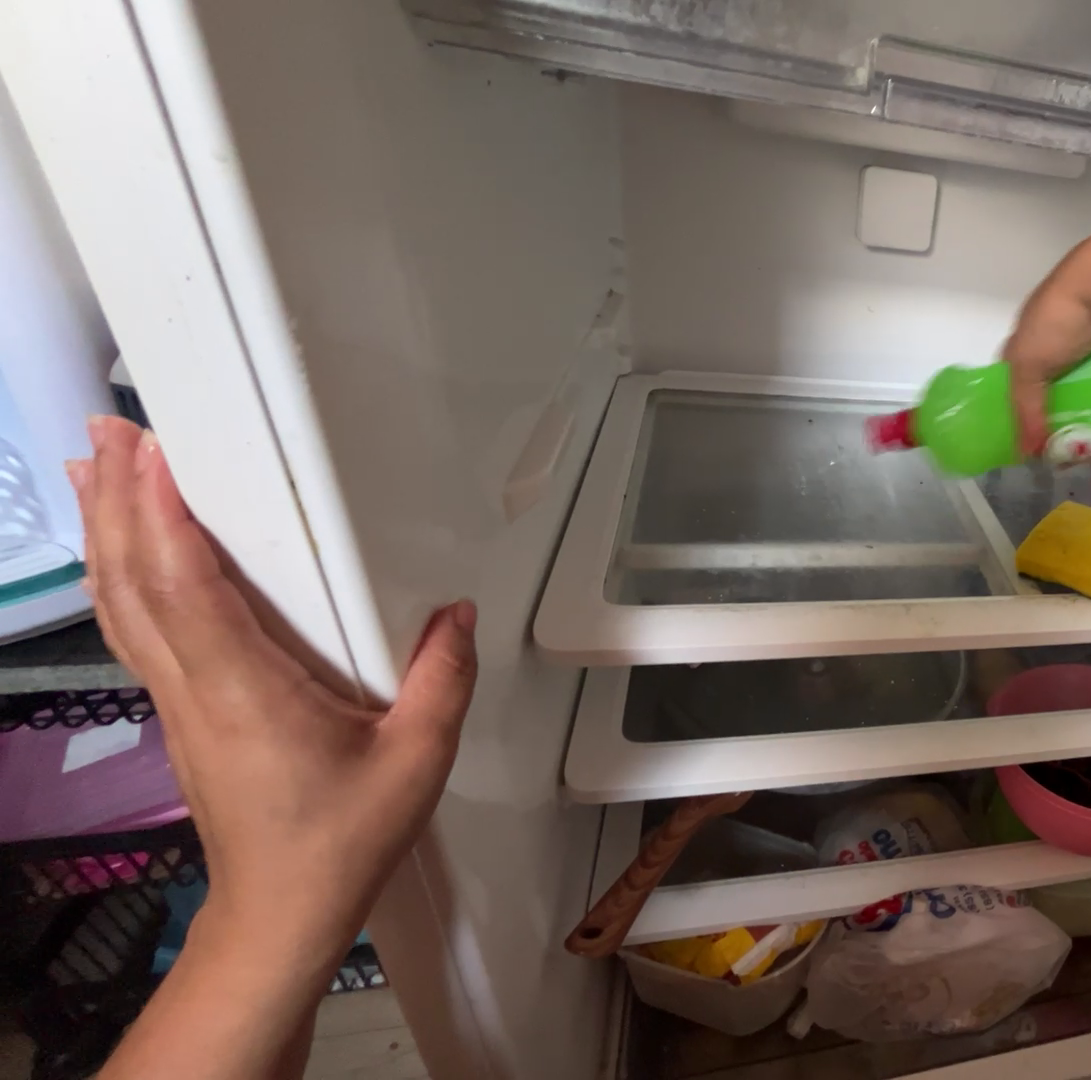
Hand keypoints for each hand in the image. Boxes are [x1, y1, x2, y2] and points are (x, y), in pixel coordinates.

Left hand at [68, 416, 476, 960]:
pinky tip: (136, 559)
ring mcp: (182, 702)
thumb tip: (455, 612)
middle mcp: (197, 689)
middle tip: (109, 434)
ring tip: (99, 473)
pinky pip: (142, 630)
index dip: (163, 520)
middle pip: (134, 586)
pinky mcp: (189, 713)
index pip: (187, 592)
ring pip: (126, 606)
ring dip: (109, 536)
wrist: (285, 903)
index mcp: (248, 692)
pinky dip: (128, 578)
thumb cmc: (348, 830)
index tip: (154, 456)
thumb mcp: (421, 751)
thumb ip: (443, 676)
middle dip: (117, 506)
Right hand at [1003, 223, 1090, 453]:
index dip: (1027, 396)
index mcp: (1037, 322)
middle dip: (1068, 406)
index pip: (1025, 364)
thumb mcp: (1029, 364)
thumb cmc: (1063, 315)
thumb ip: (1025, 408)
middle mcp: (1071, 318)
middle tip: (1077, 442)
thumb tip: (1028, 453)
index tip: (1037, 430)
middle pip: (1064, 372)